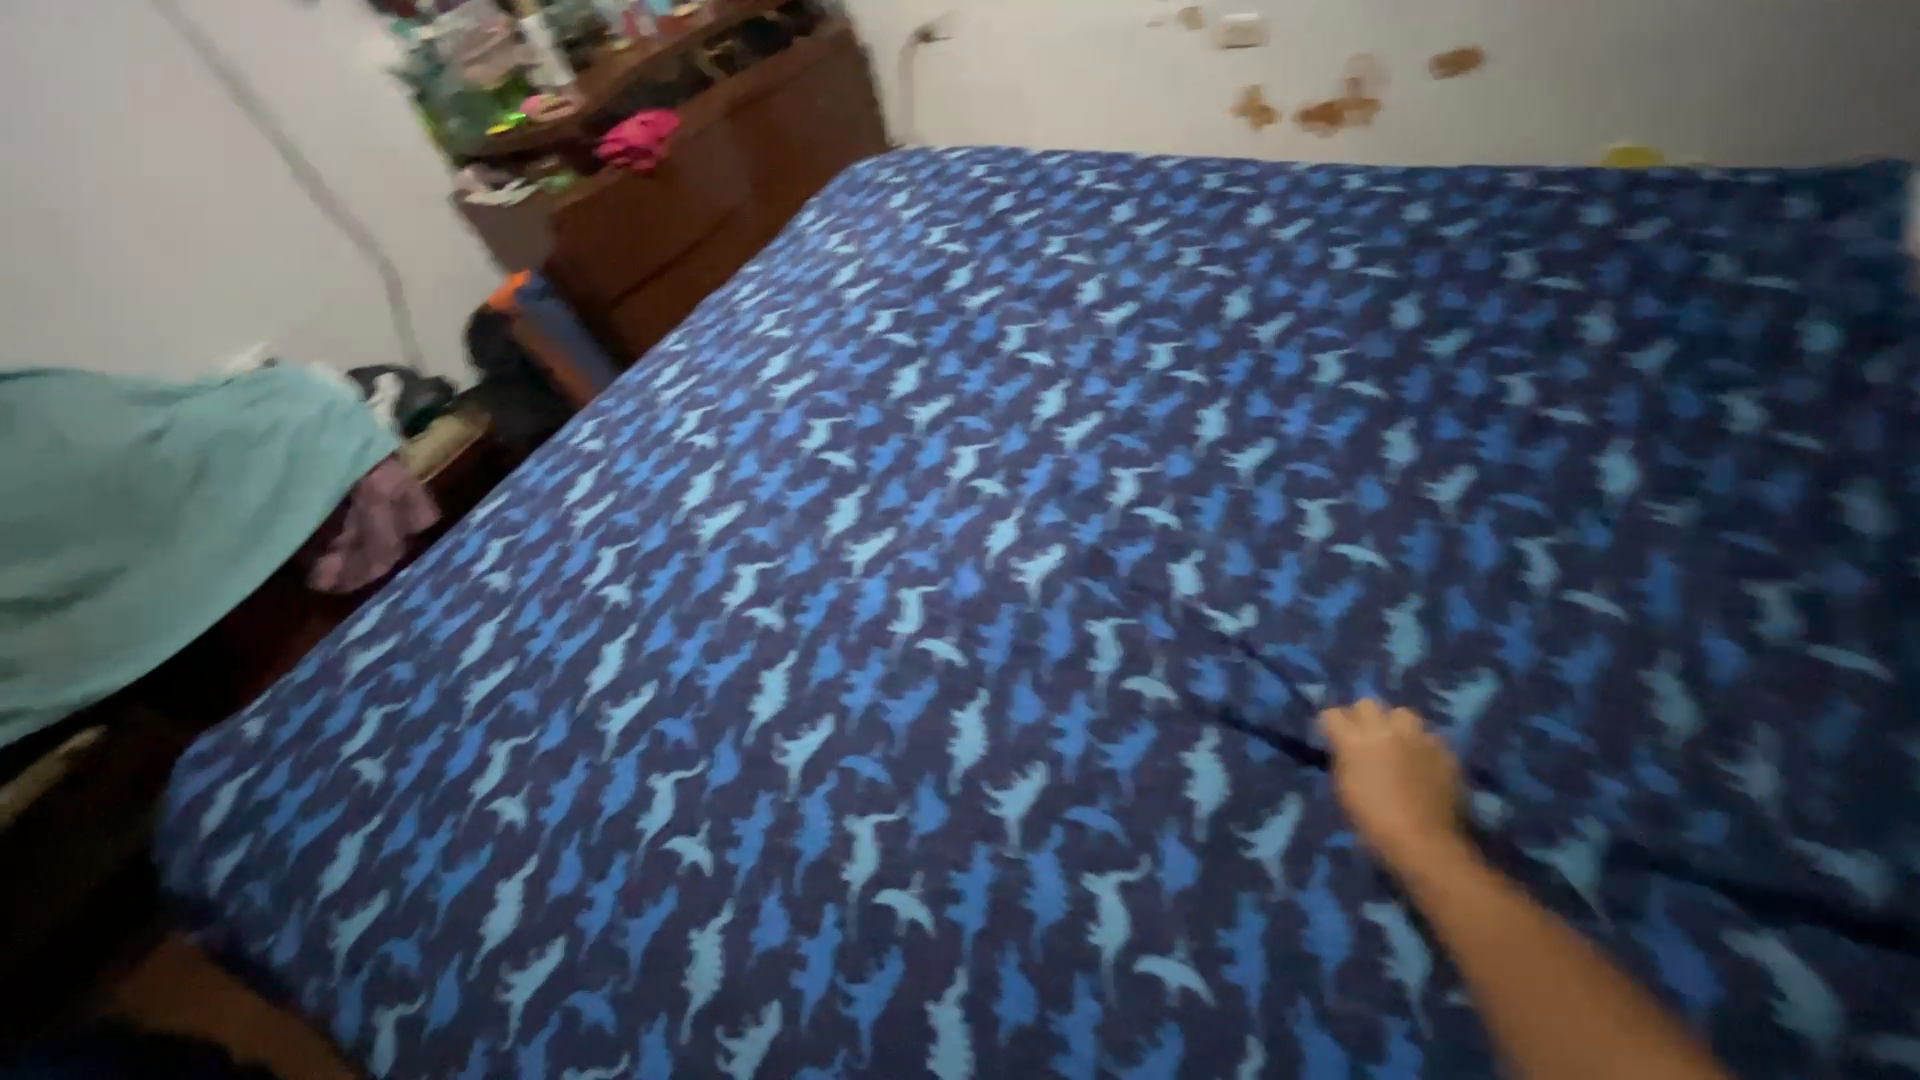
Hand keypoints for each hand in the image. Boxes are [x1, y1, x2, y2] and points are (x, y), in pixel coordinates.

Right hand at [1320, 699, 1468, 873]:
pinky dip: (1422, 745)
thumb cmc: (1372, 820)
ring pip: (1403, 714)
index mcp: (1353, 740)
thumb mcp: (1344, 787)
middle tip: (1364, 737)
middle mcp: (1385, 730)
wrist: (1423, 841)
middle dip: (1362, 717)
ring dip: (1396, 725)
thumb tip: (1346, 748)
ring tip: (1398, 744)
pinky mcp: (1444, 750)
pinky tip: (1422, 763)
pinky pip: (1429, 737)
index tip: (1332, 737)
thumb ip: (1344, 758)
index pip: (1333, 714)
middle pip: (1367, 703)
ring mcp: (1418, 737)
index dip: (1331, 725)